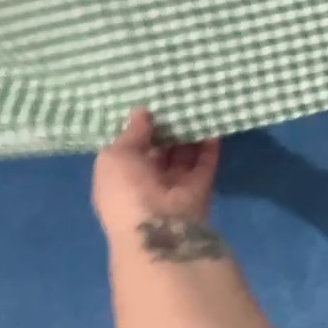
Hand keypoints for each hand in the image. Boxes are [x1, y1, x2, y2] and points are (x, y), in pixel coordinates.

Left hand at [93, 109, 219, 236]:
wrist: (157, 226)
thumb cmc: (125, 190)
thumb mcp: (115, 156)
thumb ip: (131, 133)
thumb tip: (141, 112)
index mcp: (118, 176)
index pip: (129, 148)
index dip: (137, 128)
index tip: (148, 104)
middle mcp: (146, 181)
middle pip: (158, 150)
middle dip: (165, 129)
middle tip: (175, 100)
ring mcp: (175, 185)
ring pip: (183, 155)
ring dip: (188, 135)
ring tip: (194, 107)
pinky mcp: (200, 187)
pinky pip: (205, 162)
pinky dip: (210, 146)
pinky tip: (212, 124)